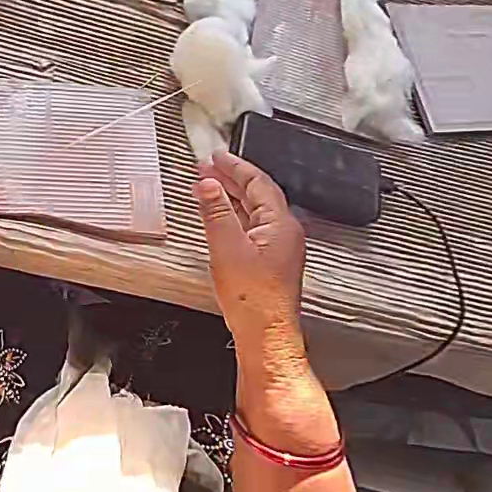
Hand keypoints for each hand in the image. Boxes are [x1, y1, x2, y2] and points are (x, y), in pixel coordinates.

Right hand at [194, 151, 306, 338]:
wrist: (265, 334)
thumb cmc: (254, 299)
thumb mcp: (227, 247)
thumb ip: (216, 211)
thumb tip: (207, 185)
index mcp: (280, 223)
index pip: (258, 182)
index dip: (236, 166)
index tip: (218, 156)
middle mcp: (284, 233)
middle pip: (258, 194)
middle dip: (232, 179)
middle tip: (210, 168)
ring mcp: (278, 248)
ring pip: (254, 211)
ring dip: (232, 197)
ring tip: (210, 187)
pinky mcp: (270, 261)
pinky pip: (252, 227)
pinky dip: (234, 216)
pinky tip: (220, 219)